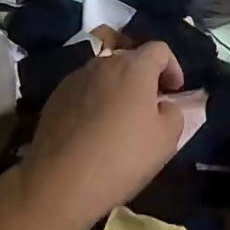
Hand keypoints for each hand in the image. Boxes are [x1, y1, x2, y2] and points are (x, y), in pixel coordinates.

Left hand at [14, 42, 185, 229]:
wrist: (61, 180)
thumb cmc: (122, 157)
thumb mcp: (166, 140)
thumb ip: (173, 113)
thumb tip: (164, 104)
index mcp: (132, 67)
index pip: (159, 49)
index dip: (172, 67)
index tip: (175, 91)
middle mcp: (100, 64)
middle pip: (128, 60)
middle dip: (143, 78)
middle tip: (150, 107)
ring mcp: (72, 79)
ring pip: (103, 76)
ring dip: (117, 90)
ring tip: (120, 120)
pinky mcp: (53, 97)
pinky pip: (82, 91)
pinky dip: (94, 101)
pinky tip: (93, 130)